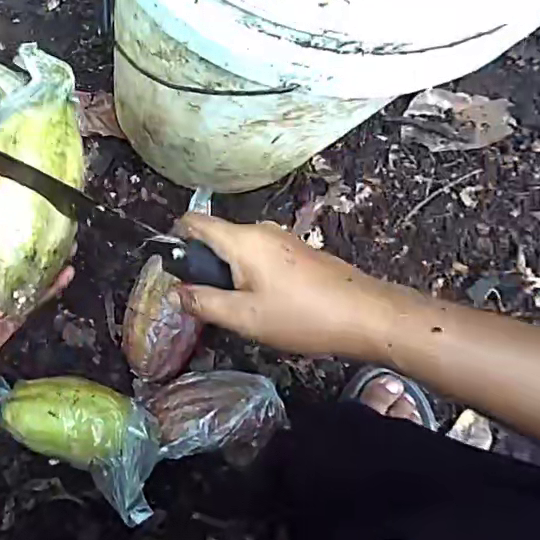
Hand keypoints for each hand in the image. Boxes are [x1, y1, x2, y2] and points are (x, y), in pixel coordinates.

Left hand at [0, 232, 72, 386]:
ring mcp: (9, 293)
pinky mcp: (19, 310)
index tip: (24, 204)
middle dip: (38, 239)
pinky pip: (40, 296)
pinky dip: (55, 285)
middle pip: (21, 252)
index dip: (10, 222)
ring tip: (68, 244)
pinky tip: (67, 272)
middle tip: (53, 221)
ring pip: (36, 272)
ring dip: (53, 259)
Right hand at [175, 213, 406, 359]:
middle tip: (209, 302)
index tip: (174, 269)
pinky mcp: (298, 251)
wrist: (366, 315)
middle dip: (205, 265)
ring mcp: (283, 239)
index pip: (194, 222)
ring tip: (241, 309)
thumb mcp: (244, 317)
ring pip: (240, 249)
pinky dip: (252, 274)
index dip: (175, 239)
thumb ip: (203, 302)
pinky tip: (267, 304)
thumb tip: (175, 292)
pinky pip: (261, 255)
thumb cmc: (301, 315)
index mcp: (242, 239)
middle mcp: (261, 230)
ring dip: (230, 273)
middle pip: (217, 237)